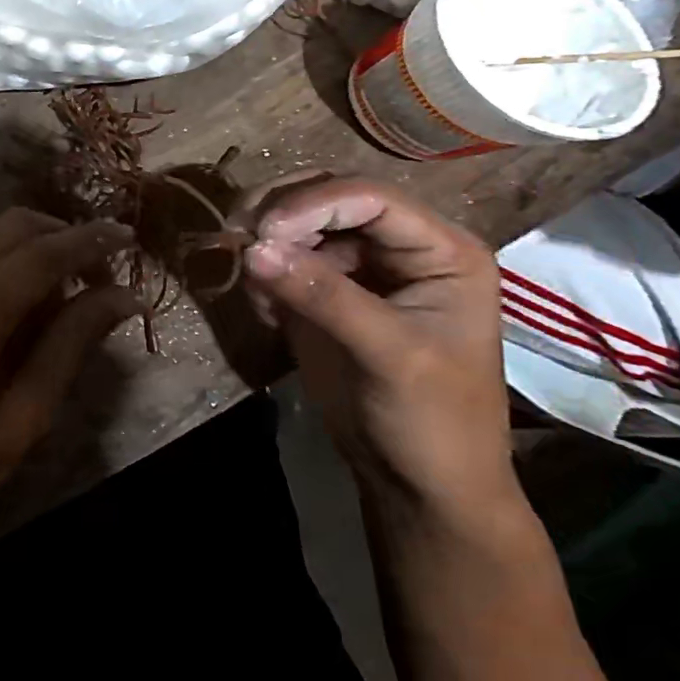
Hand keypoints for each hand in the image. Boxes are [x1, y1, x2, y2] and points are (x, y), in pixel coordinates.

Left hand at [0, 209, 137, 532]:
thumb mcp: (27, 414)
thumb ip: (73, 342)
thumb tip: (126, 294)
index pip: (35, 257)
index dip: (87, 242)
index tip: (129, 237)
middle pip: (13, 226)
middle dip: (65, 237)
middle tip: (102, 274)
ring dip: (41, 247)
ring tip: (72, 292)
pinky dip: (14, 258)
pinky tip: (33, 299)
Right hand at [238, 176, 516, 518]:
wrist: (418, 482)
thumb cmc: (433, 420)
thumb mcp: (389, 354)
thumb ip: (324, 295)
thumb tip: (252, 248)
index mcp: (440, 249)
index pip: (369, 198)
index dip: (313, 203)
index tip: (263, 231)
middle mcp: (398, 246)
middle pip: (328, 197)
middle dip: (280, 211)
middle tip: (239, 234)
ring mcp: (358, 267)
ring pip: (299, 223)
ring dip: (265, 240)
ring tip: (249, 277)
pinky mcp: (324, 290)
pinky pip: (282, 258)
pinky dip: (262, 272)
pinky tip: (263, 310)